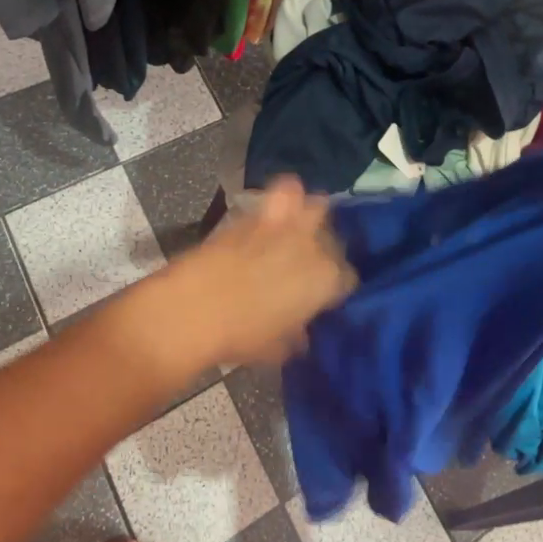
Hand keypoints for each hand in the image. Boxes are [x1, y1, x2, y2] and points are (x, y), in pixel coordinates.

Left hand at [157, 177, 356, 369]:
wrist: (196, 307)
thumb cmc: (240, 336)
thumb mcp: (275, 349)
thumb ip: (294, 337)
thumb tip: (299, 335)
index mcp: (326, 282)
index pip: (346, 279)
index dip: (334, 287)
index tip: (321, 295)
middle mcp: (315, 248)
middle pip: (332, 240)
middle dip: (324, 249)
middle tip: (307, 264)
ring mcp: (288, 226)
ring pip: (316, 207)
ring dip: (311, 216)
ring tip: (297, 229)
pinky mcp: (260, 213)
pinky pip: (284, 193)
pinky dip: (285, 197)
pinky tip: (277, 207)